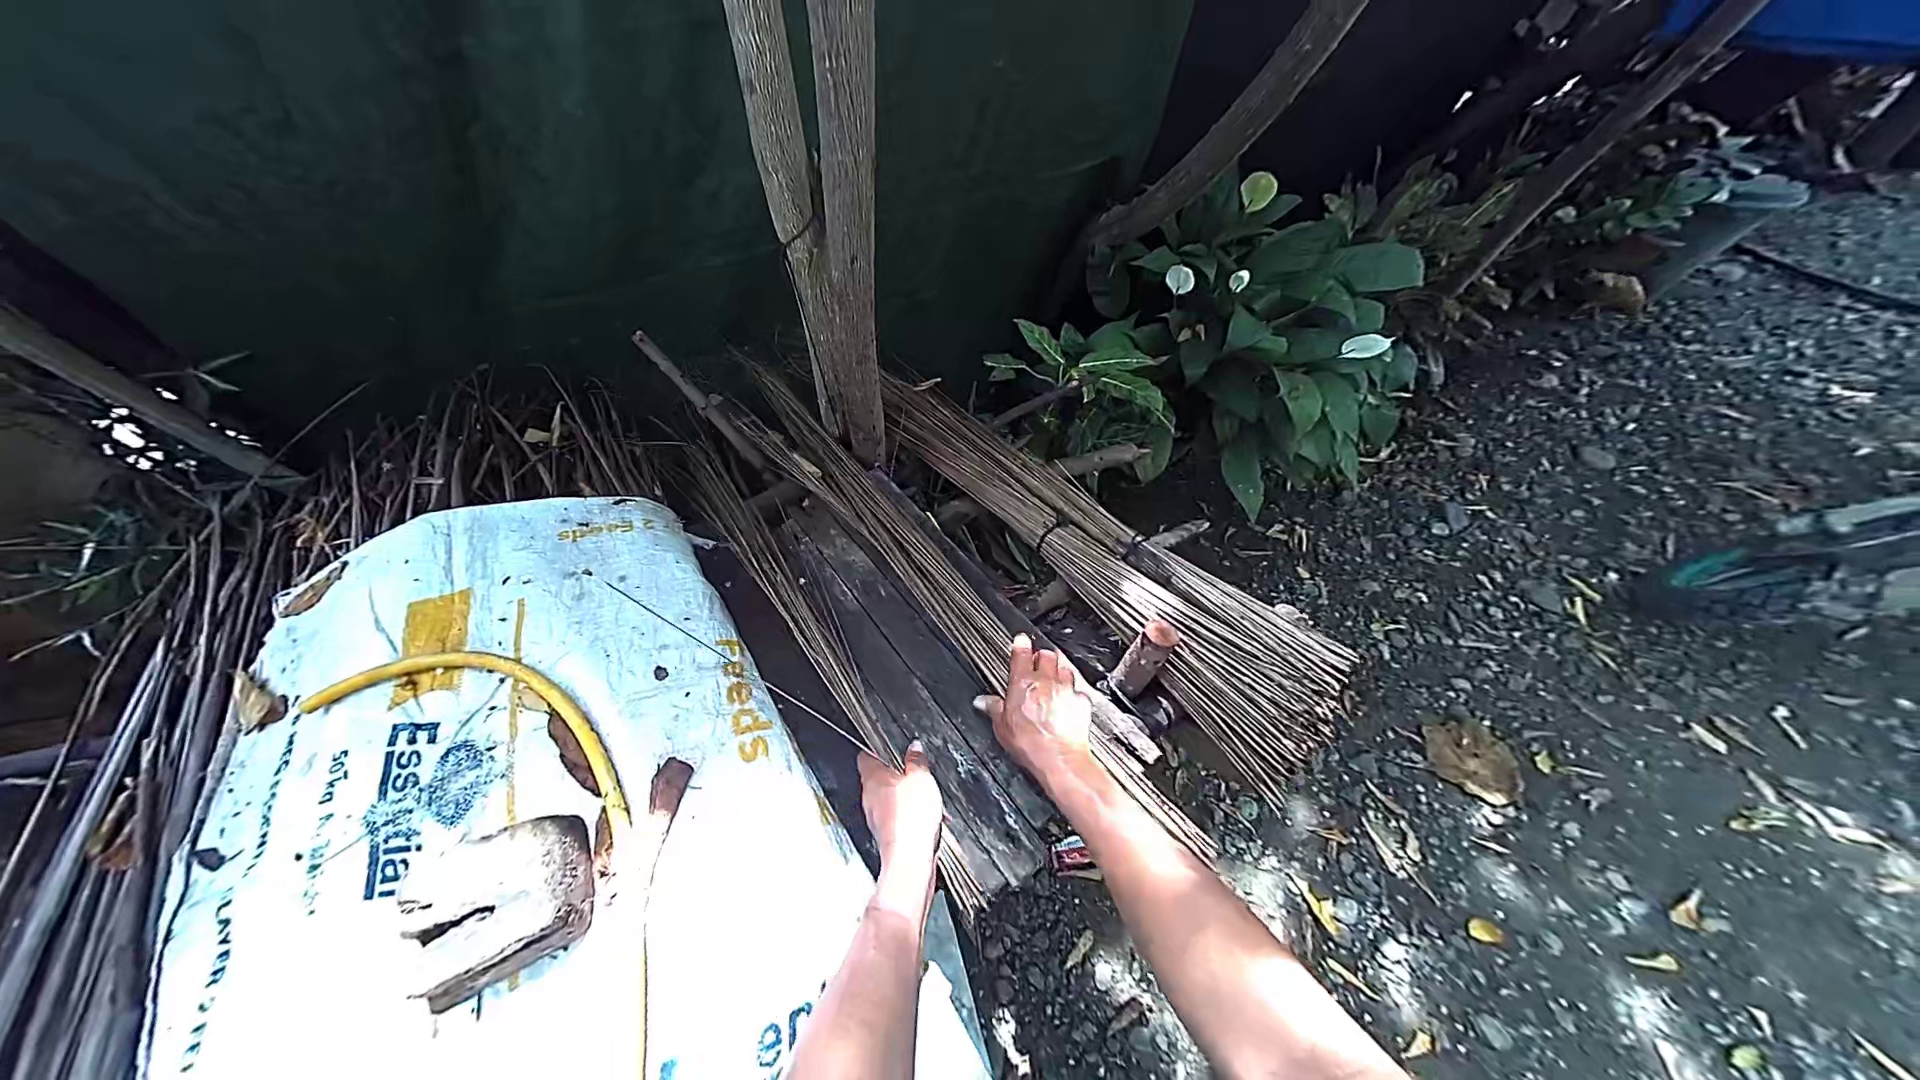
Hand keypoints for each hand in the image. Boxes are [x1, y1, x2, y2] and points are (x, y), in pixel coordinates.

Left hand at [857, 742, 942, 867]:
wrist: (910, 859)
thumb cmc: (910, 818)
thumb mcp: (922, 778)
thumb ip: (917, 760)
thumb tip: (915, 749)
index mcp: (872, 778)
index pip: (866, 756)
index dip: (876, 749)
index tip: (885, 747)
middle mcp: (868, 798)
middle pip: (878, 778)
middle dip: (896, 775)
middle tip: (913, 771)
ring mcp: (875, 818)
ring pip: (888, 799)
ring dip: (903, 796)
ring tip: (924, 797)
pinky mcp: (886, 835)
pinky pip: (896, 818)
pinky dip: (907, 816)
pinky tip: (923, 818)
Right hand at [978, 633, 1093, 789]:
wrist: (1059, 758)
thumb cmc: (1030, 743)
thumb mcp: (1002, 726)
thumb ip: (993, 708)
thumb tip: (983, 701)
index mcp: (1023, 683)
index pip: (1022, 654)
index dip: (1021, 644)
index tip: (1021, 640)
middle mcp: (1046, 681)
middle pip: (1047, 655)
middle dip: (1042, 655)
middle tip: (1038, 660)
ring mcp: (1066, 690)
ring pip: (1065, 667)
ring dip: (1059, 669)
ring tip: (1054, 675)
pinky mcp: (1081, 702)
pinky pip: (1078, 689)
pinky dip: (1073, 691)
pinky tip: (1069, 698)